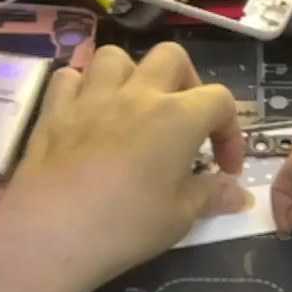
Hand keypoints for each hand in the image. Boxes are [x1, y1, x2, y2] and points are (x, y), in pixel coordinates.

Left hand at [0, 43, 249, 291]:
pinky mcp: (54, 110)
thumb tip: (239, 194)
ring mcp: (91, 97)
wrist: (52, 233)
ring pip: (117, 57)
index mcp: (177, 117)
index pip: (219, 101)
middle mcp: (136, 94)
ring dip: (133, 76)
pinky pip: (71, 77)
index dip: (230, 132)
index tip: (225, 169)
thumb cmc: (127, 226)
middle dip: (188, 84)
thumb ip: (211, 197)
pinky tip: (88, 115)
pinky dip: (84, 88)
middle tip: (185, 125)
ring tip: (134, 110)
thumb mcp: (179, 217)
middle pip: (172, 58)